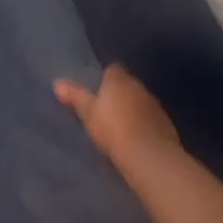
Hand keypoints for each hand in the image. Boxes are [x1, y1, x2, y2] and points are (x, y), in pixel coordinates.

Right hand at [54, 65, 181, 172]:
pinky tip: (134, 136)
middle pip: (127, 84)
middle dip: (118, 93)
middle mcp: (139, 87)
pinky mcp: (165, 123)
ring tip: (119, 124)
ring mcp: (155, 105)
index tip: (96, 89)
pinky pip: (150, 117)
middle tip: (104, 108)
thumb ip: (75, 96)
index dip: (105, 77)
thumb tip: (57, 83)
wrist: (148, 154)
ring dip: (132, 108)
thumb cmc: (112, 128)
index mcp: (119, 80)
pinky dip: (142, 123)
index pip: (113, 69)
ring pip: (140, 101)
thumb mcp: (87, 112)